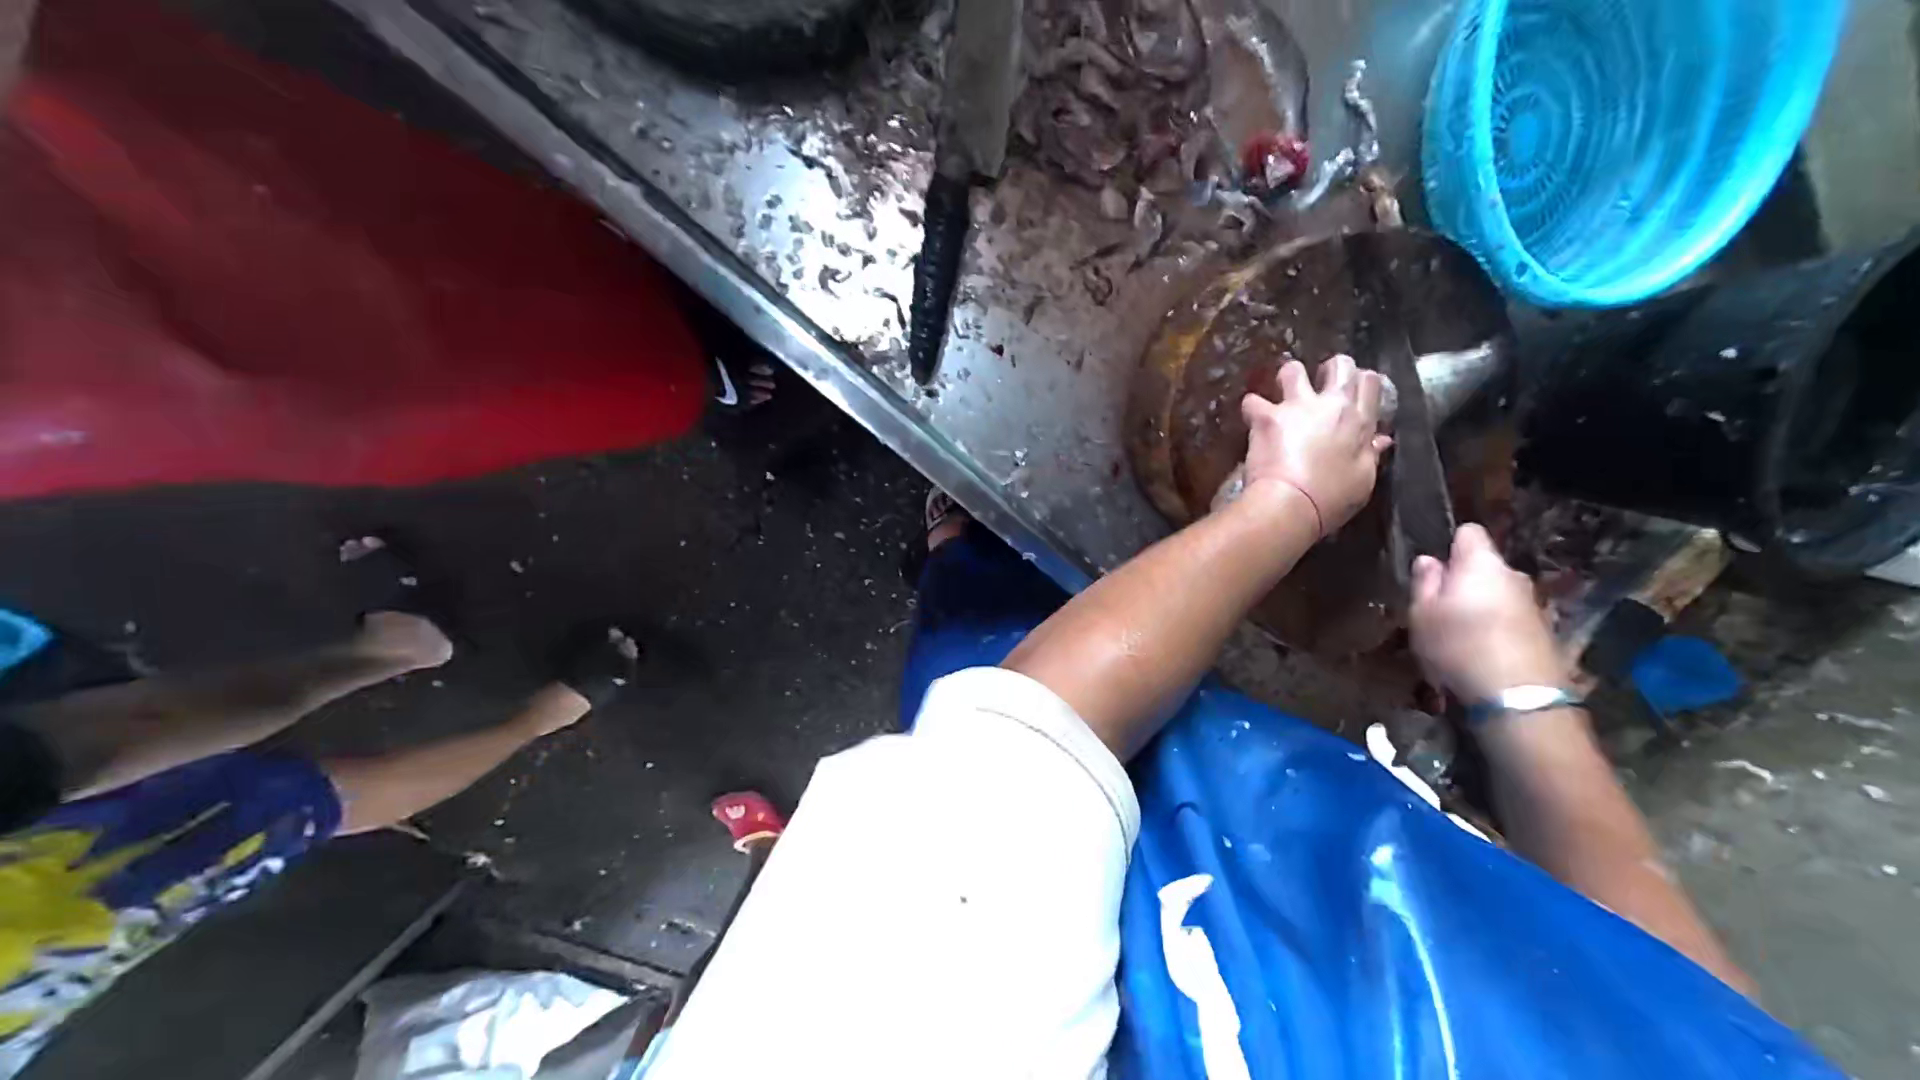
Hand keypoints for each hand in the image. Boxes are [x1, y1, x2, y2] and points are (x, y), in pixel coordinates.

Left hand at [1241, 355, 1391, 536]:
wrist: (1291, 503)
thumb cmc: (1332, 498)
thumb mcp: (1363, 479)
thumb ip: (1370, 454)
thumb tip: (1380, 440)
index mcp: (1360, 420)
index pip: (1369, 382)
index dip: (1360, 381)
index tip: (1351, 391)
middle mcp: (1331, 405)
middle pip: (1339, 366)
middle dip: (1331, 368)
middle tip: (1319, 382)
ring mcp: (1297, 406)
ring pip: (1293, 370)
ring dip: (1288, 378)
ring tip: (1282, 391)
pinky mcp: (1266, 416)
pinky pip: (1253, 400)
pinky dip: (1251, 407)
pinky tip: (1251, 418)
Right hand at [1409, 524, 1567, 701]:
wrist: (1518, 696)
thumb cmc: (1458, 645)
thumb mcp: (1422, 614)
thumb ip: (1425, 582)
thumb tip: (1429, 561)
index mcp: (1481, 564)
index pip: (1469, 532)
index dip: (1449, 545)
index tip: (1433, 568)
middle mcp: (1513, 576)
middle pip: (1483, 566)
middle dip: (1462, 579)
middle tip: (1436, 606)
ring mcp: (1533, 603)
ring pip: (1497, 592)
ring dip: (1479, 604)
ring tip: (1456, 632)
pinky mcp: (1544, 630)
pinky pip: (1510, 616)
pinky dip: (1495, 625)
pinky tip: (1479, 650)